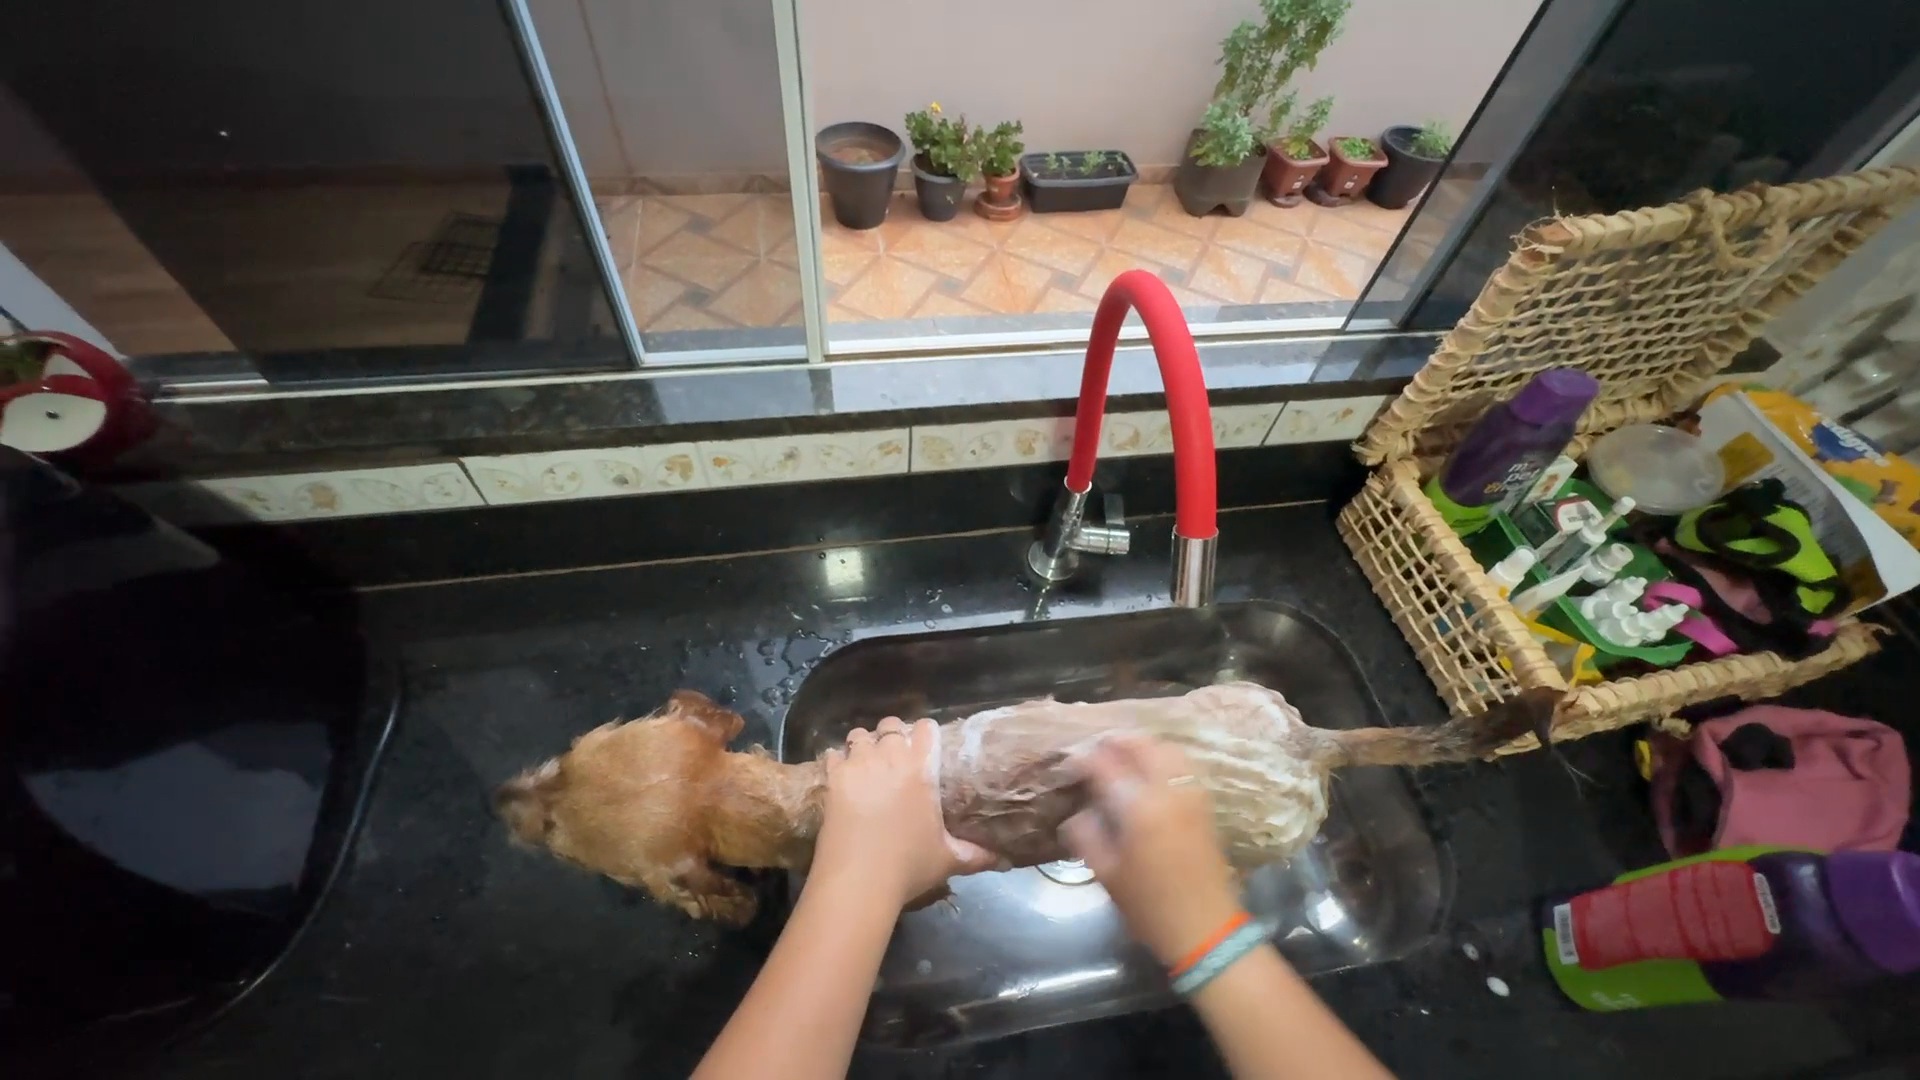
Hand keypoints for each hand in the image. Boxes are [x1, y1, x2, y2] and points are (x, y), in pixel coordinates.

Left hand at [813, 717, 996, 908]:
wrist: (858, 882)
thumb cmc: (908, 867)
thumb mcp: (949, 860)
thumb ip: (977, 855)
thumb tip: (1005, 861)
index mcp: (922, 768)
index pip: (927, 728)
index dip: (927, 733)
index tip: (927, 746)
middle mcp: (890, 756)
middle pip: (891, 725)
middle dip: (893, 735)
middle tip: (895, 756)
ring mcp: (858, 764)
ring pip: (860, 735)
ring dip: (865, 744)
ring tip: (867, 762)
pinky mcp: (833, 778)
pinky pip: (834, 754)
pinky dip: (838, 760)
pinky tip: (842, 775)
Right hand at [1060, 735, 1242, 966]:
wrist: (1206, 931)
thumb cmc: (1150, 906)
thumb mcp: (1106, 874)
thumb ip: (1087, 835)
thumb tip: (1077, 813)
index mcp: (1139, 807)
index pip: (1106, 766)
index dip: (1085, 758)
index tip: (1071, 762)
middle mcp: (1168, 792)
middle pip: (1143, 745)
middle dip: (1117, 740)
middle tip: (1097, 747)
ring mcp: (1191, 795)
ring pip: (1168, 749)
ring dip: (1143, 745)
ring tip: (1124, 753)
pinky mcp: (1204, 805)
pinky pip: (1184, 765)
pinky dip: (1164, 757)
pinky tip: (1150, 771)